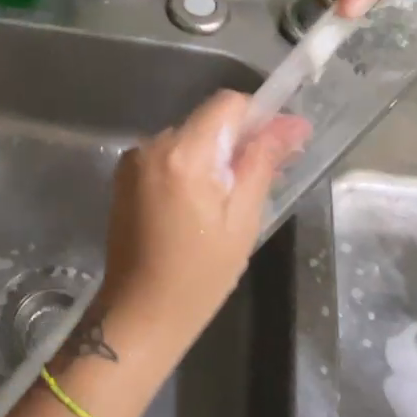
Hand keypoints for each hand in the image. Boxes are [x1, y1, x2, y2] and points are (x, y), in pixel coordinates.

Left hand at [92, 92, 307, 363]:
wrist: (140, 312)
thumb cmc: (199, 275)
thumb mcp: (242, 220)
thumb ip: (261, 163)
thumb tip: (291, 124)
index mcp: (184, 153)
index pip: (227, 103)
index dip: (259, 116)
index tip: (283, 141)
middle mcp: (153, 145)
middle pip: (207, 120)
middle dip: (240, 139)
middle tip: (271, 172)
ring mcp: (134, 159)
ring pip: (189, 138)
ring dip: (215, 154)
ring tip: (236, 195)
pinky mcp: (125, 175)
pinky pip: (169, 156)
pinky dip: (191, 167)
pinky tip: (204, 201)